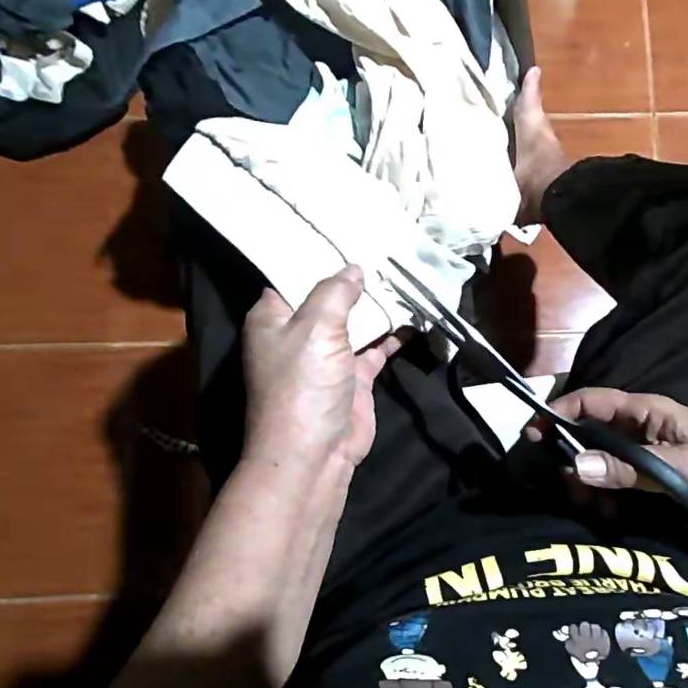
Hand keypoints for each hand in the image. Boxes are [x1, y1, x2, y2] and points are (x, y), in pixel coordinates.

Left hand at [242, 265, 402, 468]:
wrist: (315, 452)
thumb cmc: (303, 384)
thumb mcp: (315, 328)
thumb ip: (335, 293)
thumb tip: (354, 268)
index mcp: (274, 317)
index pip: (292, 275)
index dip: (318, 256)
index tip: (347, 235)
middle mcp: (299, 333)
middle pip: (329, 298)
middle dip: (355, 279)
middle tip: (387, 250)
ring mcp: (328, 356)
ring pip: (356, 322)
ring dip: (377, 306)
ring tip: (404, 276)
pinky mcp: (354, 377)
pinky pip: (375, 348)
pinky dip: (392, 335)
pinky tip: (413, 318)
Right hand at [533, 389, 687, 547]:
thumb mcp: (678, 471)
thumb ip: (626, 469)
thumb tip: (574, 465)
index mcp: (652, 413)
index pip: (594, 401)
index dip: (559, 413)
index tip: (531, 437)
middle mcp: (647, 431)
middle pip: (593, 436)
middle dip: (575, 462)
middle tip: (569, 493)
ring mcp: (654, 458)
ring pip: (605, 465)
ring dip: (592, 486)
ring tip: (595, 513)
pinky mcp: (660, 484)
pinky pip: (622, 486)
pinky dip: (611, 501)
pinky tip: (612, 520)